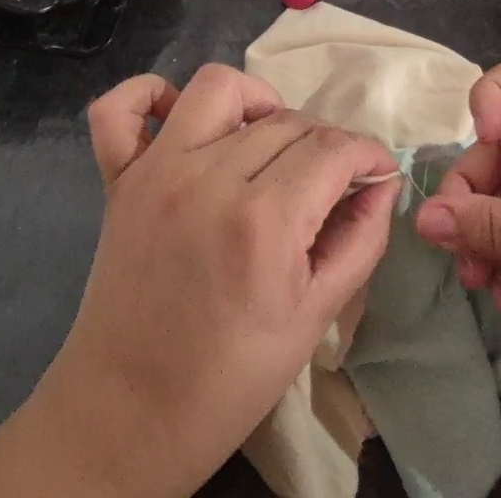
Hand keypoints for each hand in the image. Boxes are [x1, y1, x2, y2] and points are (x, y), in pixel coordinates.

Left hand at [33, 65, 400, 497]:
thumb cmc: (233, 376)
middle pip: (288, 120)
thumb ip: (361, 240)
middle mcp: (208, 178)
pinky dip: (149, 94)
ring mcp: (156, 172)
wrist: (131, 413)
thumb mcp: (317, 315)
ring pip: (219, 87)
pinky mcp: (117, 179)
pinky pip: (120, 107)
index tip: (377, 175)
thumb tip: (383, 184)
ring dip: (258, 101)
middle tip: (329, 183)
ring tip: (268, 144)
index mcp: (265, 220)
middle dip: (325, 143)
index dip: (369, 155)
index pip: (335, 149)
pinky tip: (181, 120)